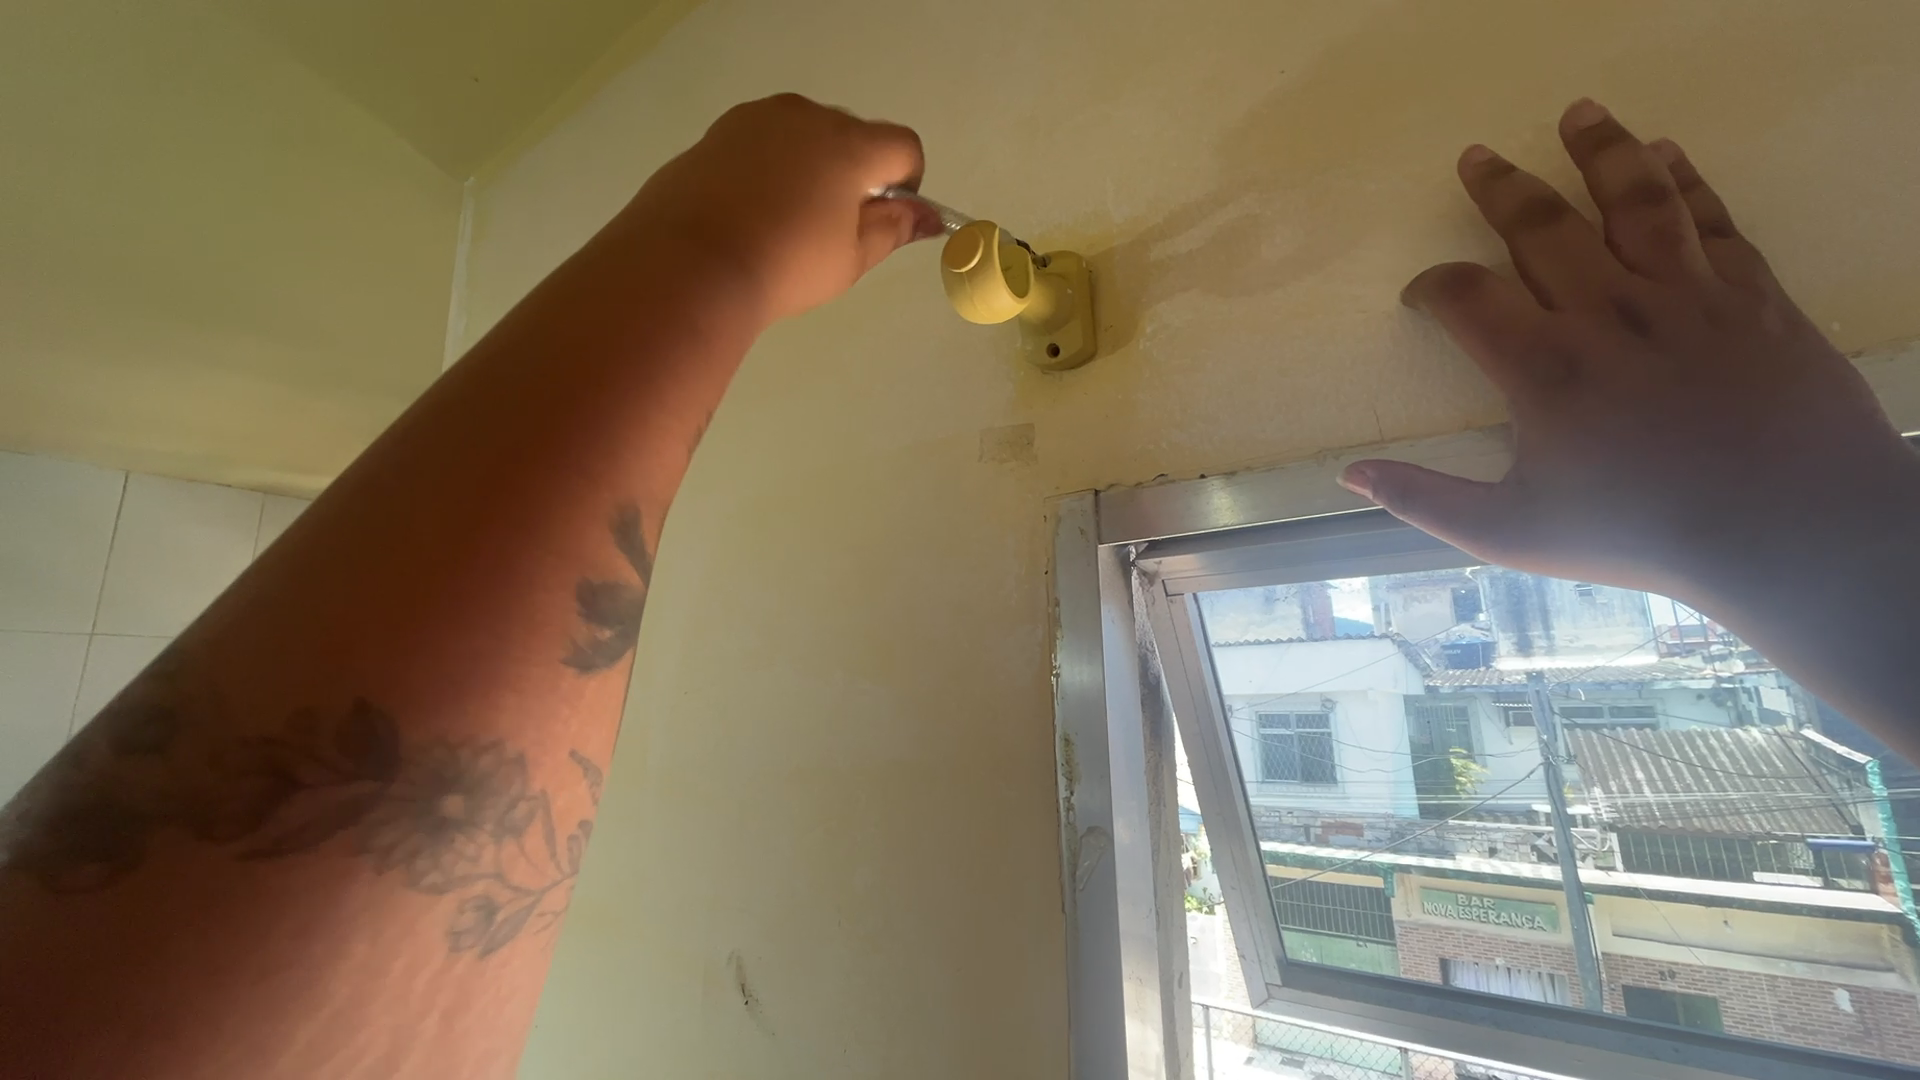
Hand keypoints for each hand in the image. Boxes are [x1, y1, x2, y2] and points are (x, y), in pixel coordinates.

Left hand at [613, 94, 942, 321]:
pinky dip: (772, 169)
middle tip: (833, 229)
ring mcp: (758, 118)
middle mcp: (807, 116)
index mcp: (850, 145)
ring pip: (805, 137)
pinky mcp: (720, 131)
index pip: (903, 146)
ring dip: (813, 168)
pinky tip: (753, 213)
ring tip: (788, 222)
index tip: (884, 219)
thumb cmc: (788, 265)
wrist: (692, 262)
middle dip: (856, 175)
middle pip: (854, 136)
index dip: (906, 183)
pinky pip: (765, 144)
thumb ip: (894, 229)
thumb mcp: (852, 258)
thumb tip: (927, 216)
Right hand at [1341, 98, 1919, 603]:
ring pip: (1636, 203)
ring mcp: (1687, 297)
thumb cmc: (1635, 533)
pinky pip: (1711, 221)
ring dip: (1599, 153)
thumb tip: (1348, 475)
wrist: (1794, 534)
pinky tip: (1665, 154)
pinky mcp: (1751, 297)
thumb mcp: (1505, 531)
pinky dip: (1686, 181)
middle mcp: (1610, 314)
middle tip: (1476, 156)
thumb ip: (1421, 499)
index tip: (1420, 294)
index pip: (1467, 297)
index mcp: (1544, 368)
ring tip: (1576, 114)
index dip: (1432, 285)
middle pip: (1544, 228)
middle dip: (1502, 189)